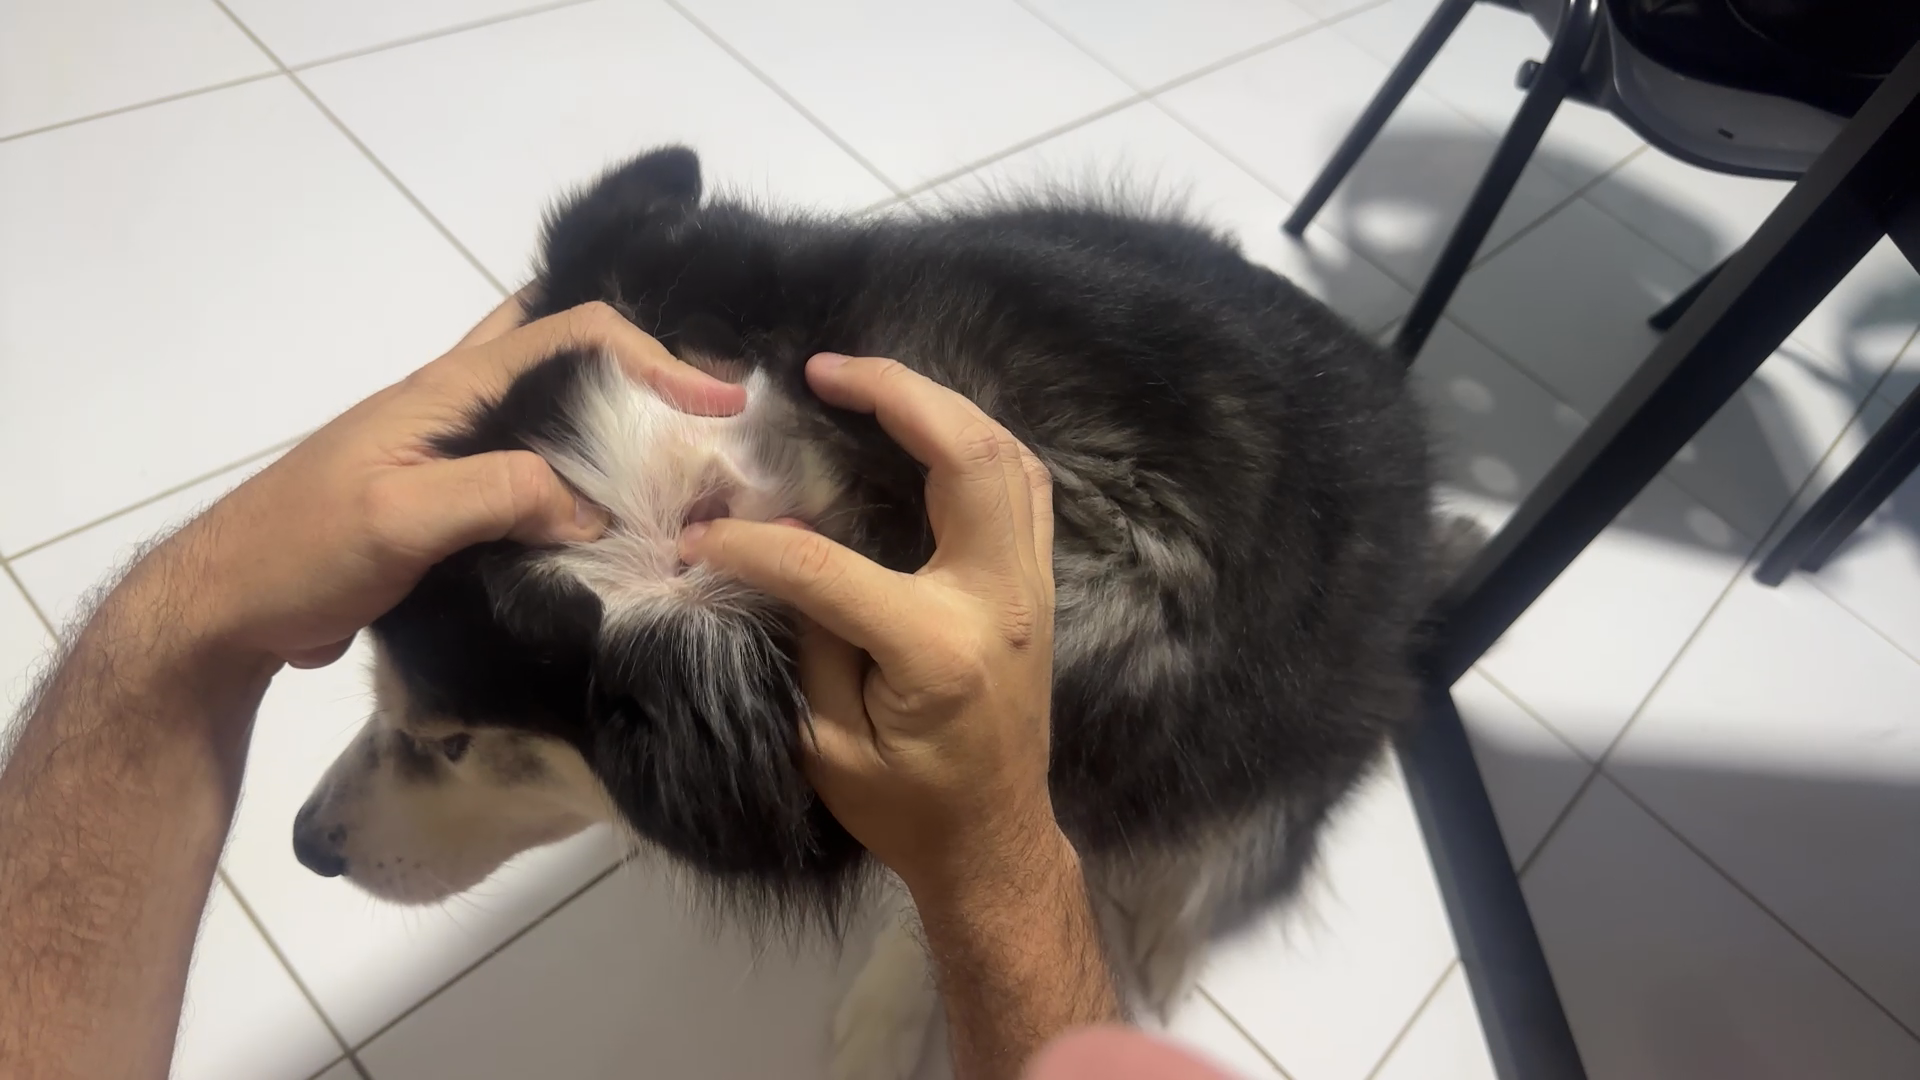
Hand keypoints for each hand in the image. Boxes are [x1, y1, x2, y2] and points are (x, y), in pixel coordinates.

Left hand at [156, 296, 745, 671]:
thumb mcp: (398, 518)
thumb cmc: (298, 550)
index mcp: (457, 387)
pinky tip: (629, 499)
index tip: (720, 403)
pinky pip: (554, 464)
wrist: (227, 607)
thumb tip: (596, 509)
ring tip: (689, 443)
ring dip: (630, 412)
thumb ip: (500, 492)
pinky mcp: (473, 491)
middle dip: (651, 361)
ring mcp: (471, 446)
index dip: (656, 358)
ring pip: (568, 404)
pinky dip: (602, 467)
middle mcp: (472, 402)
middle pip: (576, 349)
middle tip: (712, 402)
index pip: (576, 336)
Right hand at [679, 353, 1058, 896]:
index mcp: (936, 648)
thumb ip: (807, 634)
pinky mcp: (1038, 583)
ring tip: (874, 386)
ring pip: (1009, 457)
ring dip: (943, 406)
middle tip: (827, 371)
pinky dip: (980, 441)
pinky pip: (1024, 486)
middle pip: (968, 457)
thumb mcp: (828, 745)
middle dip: (897, 393)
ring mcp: (1031, 584)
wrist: (995, 836)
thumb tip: (782, 543)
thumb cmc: (907, 808)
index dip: (754, 543)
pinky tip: (936, 430)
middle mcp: (999, 598)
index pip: (830, 568)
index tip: (703, 533)